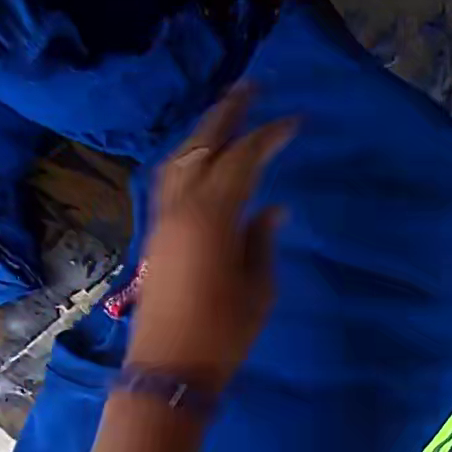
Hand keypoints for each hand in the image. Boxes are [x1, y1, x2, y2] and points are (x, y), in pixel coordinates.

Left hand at [127, 85, 296, 390]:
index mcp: (214, 215)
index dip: (269, 136)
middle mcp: (182, 205)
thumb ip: (262, 241)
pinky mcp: (156, 232)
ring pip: (180, 158)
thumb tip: (271, 209)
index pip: (244, 159)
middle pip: (203, 144)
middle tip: (251, 85)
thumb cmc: (223, 332)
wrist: (170, 366)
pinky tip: (200, 157)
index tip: (294, 122)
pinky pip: (170, 179)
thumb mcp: (259, 288)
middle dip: (228, 111)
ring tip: (225, 113)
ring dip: (203, 131)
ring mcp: (163, 217)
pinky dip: (187, 157)